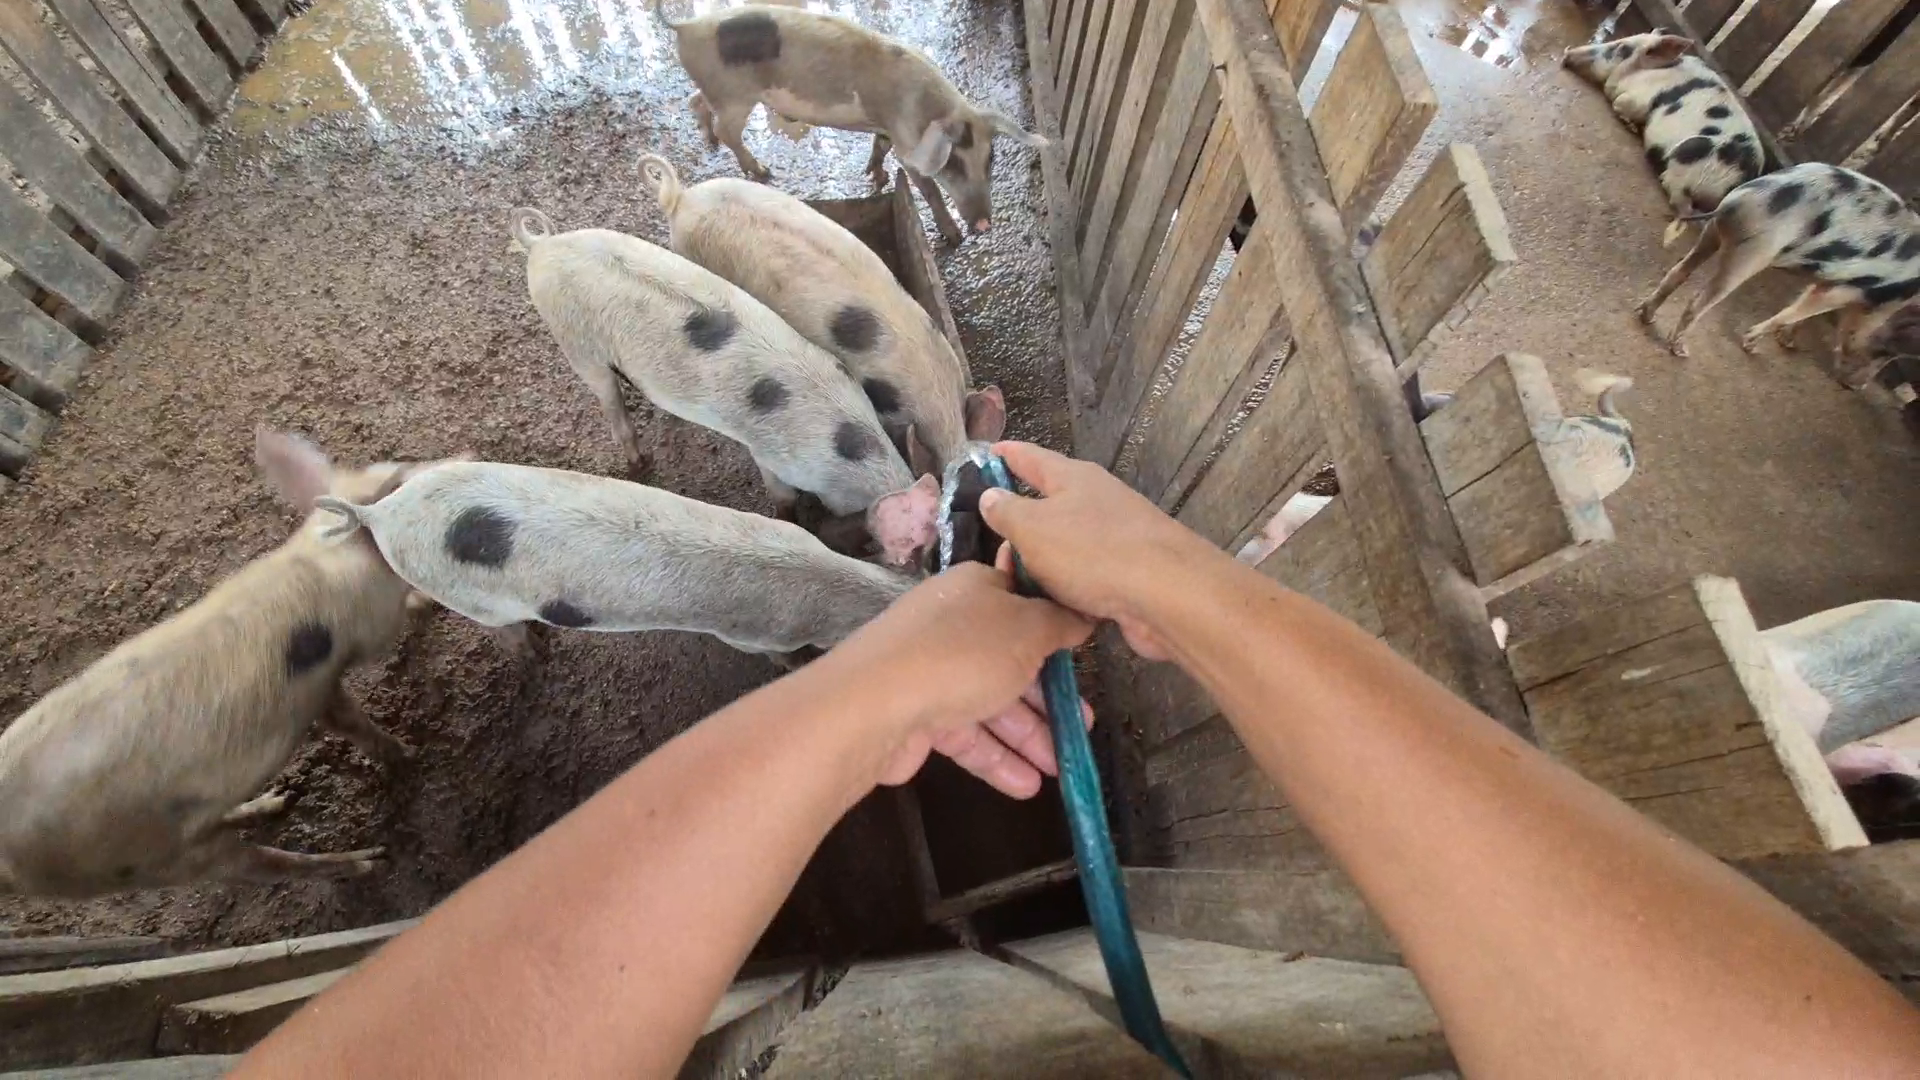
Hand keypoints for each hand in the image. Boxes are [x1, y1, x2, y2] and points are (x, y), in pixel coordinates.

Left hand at [817, 560, 1092, 797]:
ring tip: (1062, 769)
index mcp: (976, 590)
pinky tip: (1028, 787)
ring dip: (1029, 737)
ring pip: (991, 702)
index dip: (1056, 627)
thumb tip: (1079, 615)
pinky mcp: (919, 715)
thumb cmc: (963, 653)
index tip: (1083, 655)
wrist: (875, 703)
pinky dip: (997, 759)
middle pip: (1011, 659)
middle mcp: (952, 625)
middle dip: (1048, 697)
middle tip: (1082, 725)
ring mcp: (933, 671)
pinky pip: (967, 735)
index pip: (1023, 601)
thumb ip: (1059, 623)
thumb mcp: (1027, 629)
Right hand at [977, 441, 1221, 658]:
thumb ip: (1006, 511)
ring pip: (1063, 545)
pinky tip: (1047, 606)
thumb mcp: (1034, 528)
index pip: (1030, 457)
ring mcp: (1114, 537)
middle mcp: (1096, 501)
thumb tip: (990, 495)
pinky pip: (1082, 576)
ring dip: (1039, 562)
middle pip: (1048, 505)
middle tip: (989, 542)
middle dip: (1018, 522)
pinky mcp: (1126, 573)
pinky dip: (1063, 588)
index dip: (1006, 454)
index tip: (986, 452)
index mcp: (1072, 478)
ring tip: (1012, 582)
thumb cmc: (1092, 551)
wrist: (1167, 594)